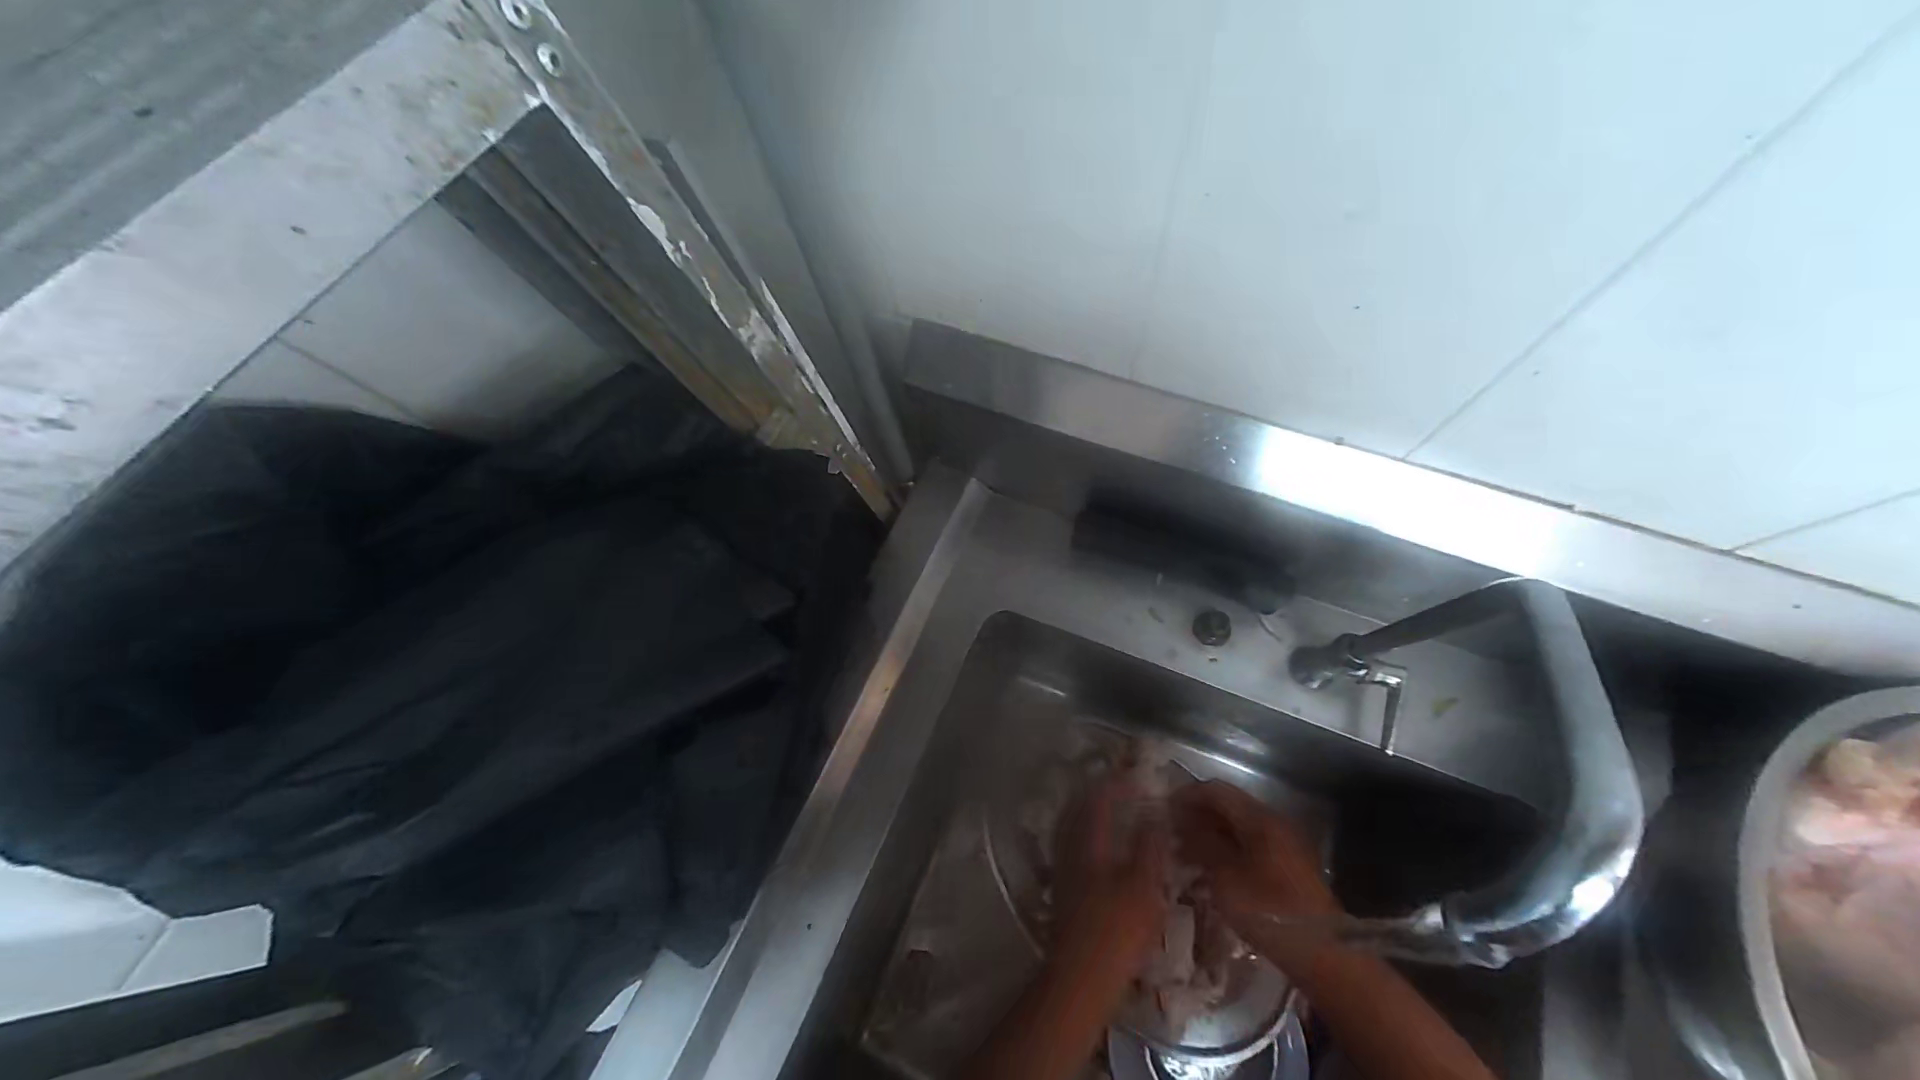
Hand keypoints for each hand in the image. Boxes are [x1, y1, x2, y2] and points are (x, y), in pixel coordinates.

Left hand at [1050, 776, 1168, 986]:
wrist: (1081, 976)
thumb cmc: (1117, 929)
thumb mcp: (1144, 886)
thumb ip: (1150, 847)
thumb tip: (1156, 816)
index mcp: (1087, 839)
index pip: (1099, 797)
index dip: (1118, 783)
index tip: (1139, 778)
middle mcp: (1069, 845)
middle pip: (1081, 807)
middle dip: (1103, 795)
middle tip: (1128, 792)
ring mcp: (1062, 866)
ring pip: (1076, 826)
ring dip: (1097, 815)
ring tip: (1122, 816)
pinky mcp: (1063, 886)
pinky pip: (1076, 845)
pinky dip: (1093, 836)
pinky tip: (1110, 851)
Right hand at [1173, 780, 1338, 971]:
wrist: (1325, 957)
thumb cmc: (1270, 913)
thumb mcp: (1226, 878)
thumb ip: (1202, 844)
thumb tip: (1180, 821)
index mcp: (1260, 819)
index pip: (1216, 790)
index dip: (1186, 795)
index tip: (1161, 811)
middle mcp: (1273, 823)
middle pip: (1226, 807)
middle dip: (1195, 817)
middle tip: (1168, 835)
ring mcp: (1281, 845)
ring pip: (1235, 828)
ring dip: (1207, 836)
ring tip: (1181, 857)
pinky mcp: (1284, 867)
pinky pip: (1247, 847)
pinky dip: (1224, 852)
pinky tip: (1206, 874)